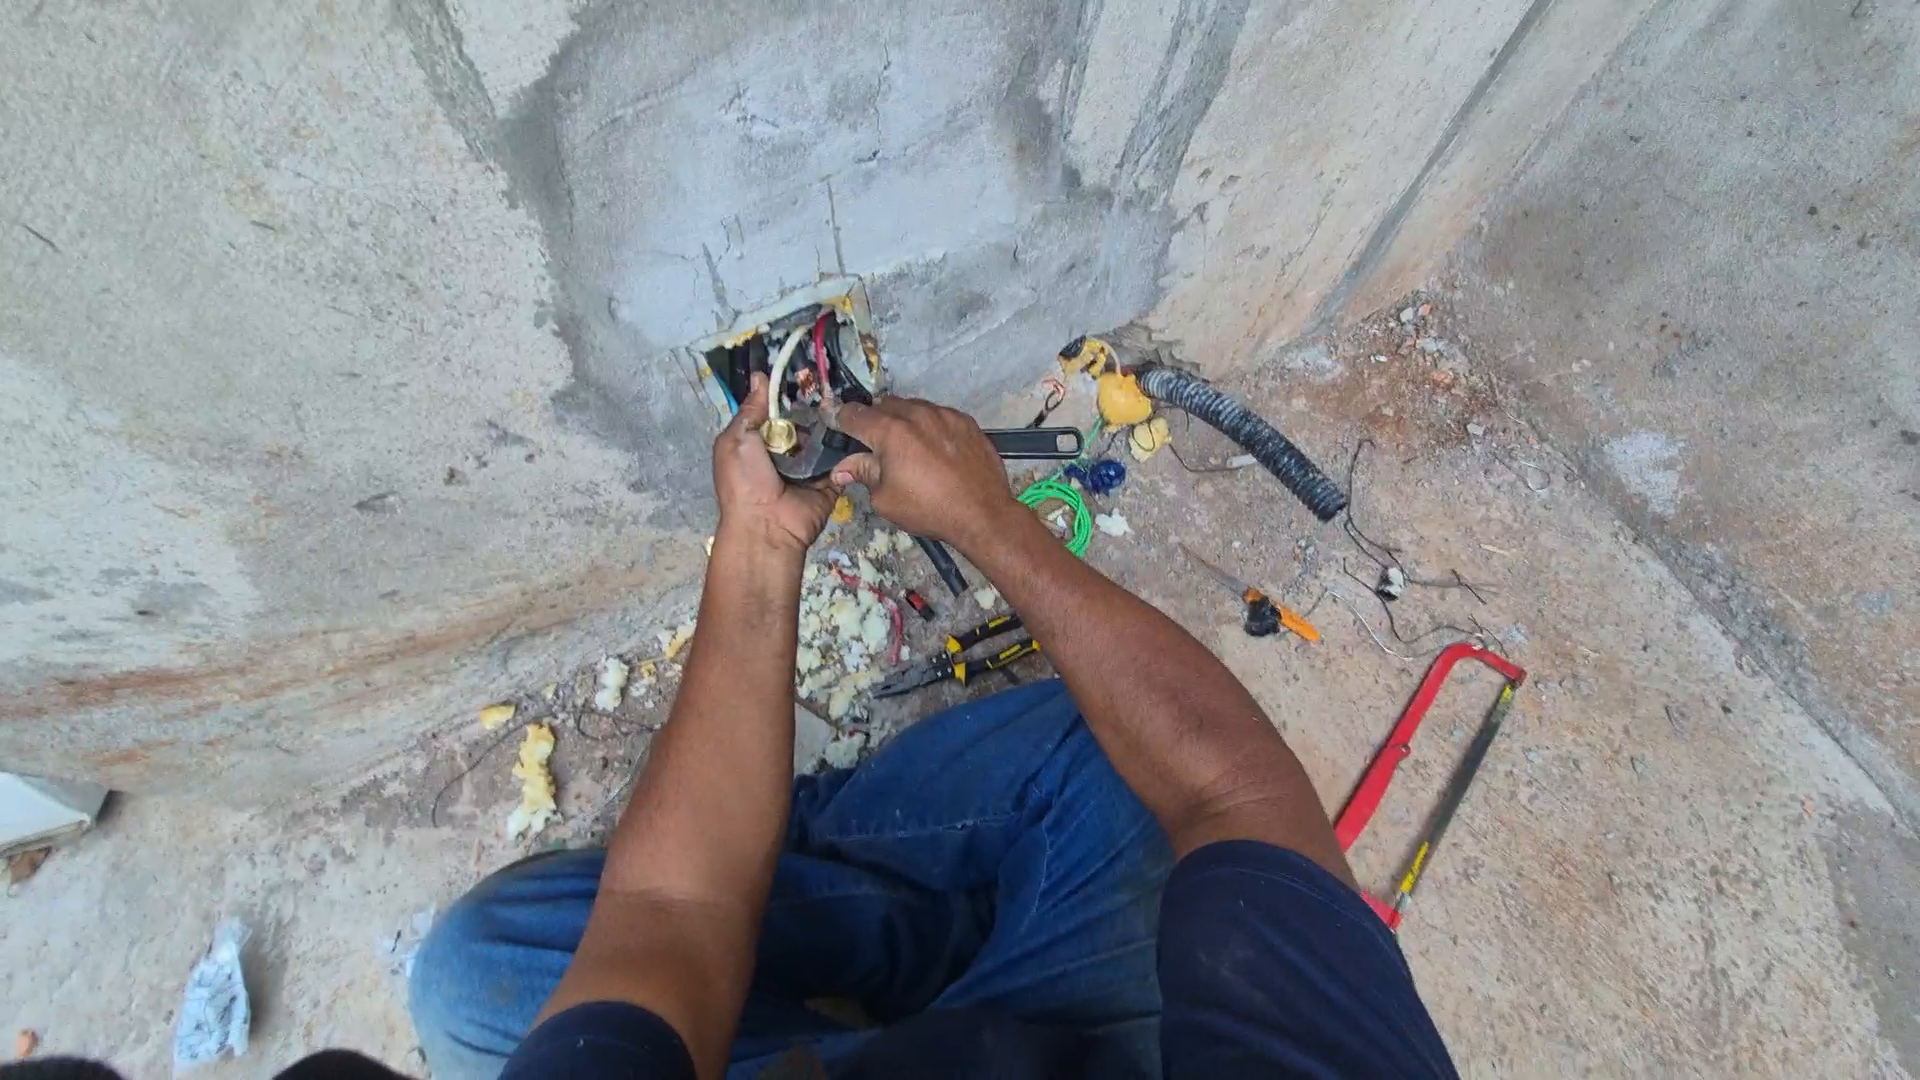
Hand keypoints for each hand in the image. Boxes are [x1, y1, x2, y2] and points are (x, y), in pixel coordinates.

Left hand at [713, 373, 837, 553]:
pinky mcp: (831, 480)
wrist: (767, 525)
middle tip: (833, 387)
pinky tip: (859, 428)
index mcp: (760, 440)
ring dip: (835, 424)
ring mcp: (811, 466)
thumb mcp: (737, 438)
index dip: (790, 393)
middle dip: (816, 407)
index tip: (807, 371)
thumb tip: (760, 375)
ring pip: (826, 437)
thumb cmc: (744, 480)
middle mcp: (786, 451)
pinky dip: (849, 447)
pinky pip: (843, 459)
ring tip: (849, 405)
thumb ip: (752, 408)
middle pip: (806, 421)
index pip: (778, 410)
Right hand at [829, 395, 1022, 549]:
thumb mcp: (886, 498)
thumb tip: (840, 469)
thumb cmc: (928, 509)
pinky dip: (930, 426)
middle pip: (885, 406)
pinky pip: (939, 415)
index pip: (854, 414)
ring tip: (908, 447)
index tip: (838, 426)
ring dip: (904, 421)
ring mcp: (945, 415)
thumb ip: (863, 474)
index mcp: (890, 431)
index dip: (841, 419)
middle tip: (876, 445)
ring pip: (914, 407)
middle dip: (875, 420)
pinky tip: (935, 448)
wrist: (982, 513)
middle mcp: (917, 414)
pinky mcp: (966, 422)